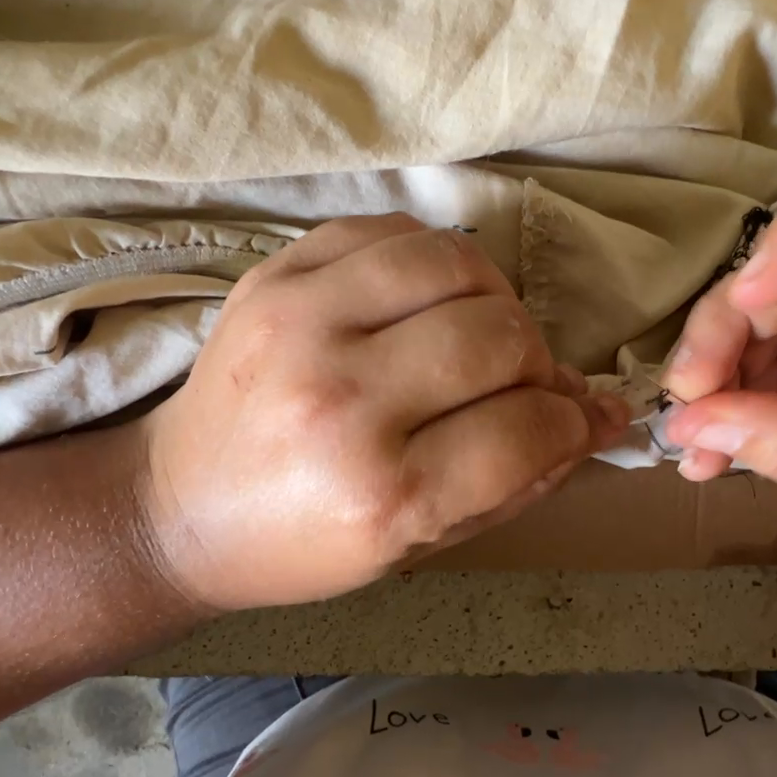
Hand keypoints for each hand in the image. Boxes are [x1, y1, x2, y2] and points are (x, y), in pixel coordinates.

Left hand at [139, 214, 632, 611]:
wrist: (179, 509)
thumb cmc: (303, 546)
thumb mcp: (417, 545)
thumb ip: (516, 483)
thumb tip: (596, 418)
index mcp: (382, 494)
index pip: (526, 431)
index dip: (571, 425)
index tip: (577, 422)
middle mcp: (342, 402)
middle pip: (502, 339)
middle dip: (537, 365)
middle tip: (521, 386)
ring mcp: (300, 324)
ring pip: (457, 265)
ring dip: (494, 302)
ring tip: (478, 338)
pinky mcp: (271, 276)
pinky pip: (392, 231)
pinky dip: (432, 263)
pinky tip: (425, 303)